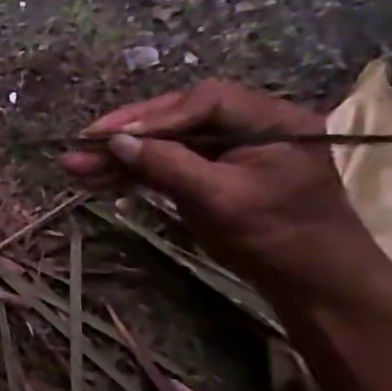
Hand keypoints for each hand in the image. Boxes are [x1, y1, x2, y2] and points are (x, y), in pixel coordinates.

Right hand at [61, 81, 386, 296]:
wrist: (315, 287)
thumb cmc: (278, 240)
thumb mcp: (220, 200)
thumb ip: (169, 166)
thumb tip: (118, 142)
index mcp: (271, 120)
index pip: (203, 102)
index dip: (152, 116)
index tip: (109, 135)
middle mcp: (251, 126)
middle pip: (179, 119)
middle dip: (128, 135)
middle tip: (81, 145)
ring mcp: (231, 153)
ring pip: (169, 145)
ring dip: (124, 157)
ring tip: (75, 168)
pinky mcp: (216, 178)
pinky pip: (173, 167)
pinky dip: (138, 174)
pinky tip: (102, 178)